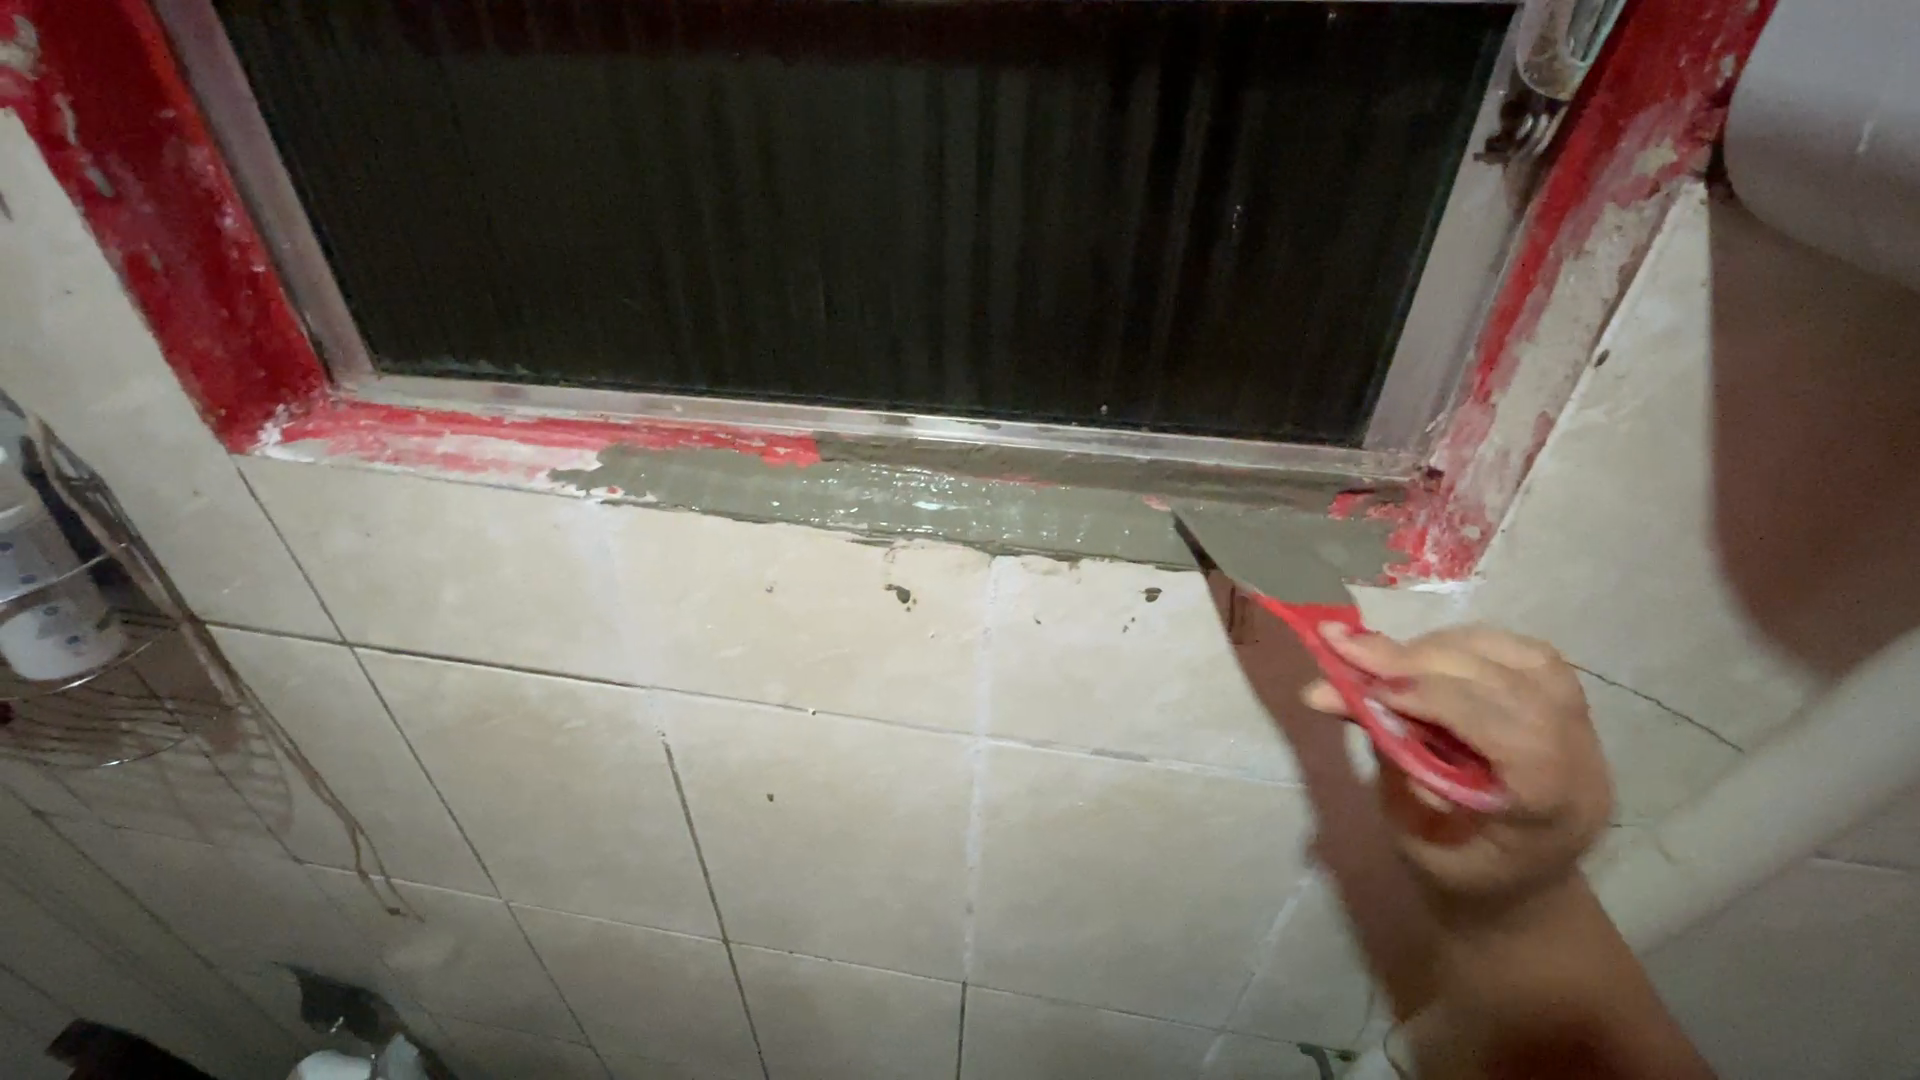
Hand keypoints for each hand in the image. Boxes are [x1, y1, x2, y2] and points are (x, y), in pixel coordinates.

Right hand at [1300, 624, 1612, 920]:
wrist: (1520, 886)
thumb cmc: (1458, 870)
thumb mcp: (1409, 831)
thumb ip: (1385, 758)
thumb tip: (1327, 691)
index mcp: (1552, 810)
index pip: (1511, 736)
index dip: (1439, 699)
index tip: (1368, 686)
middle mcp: (1581, 761)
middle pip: (1511, 687)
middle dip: (1422, 660)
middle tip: (1347, 646)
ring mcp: (1582, 728)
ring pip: (1520, 659)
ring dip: (1442, 646)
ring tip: (1381, 654)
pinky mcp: (1567, 703)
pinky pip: (1523, 652)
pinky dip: (1466, 642)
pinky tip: (1423, 653)